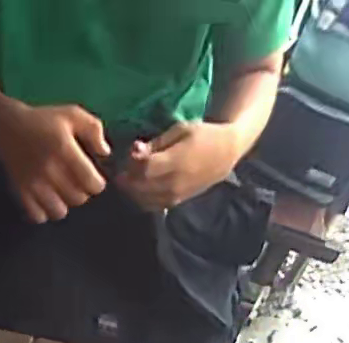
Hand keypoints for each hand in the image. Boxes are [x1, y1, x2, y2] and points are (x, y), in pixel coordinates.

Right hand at [0, 103, 110, 222]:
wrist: (8, 128)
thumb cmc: (44, 121)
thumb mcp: (72, 115)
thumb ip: (93, 129)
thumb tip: (105, 152)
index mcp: (64, 149)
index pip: (90, 182)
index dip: (97, 184)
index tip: (94, 179)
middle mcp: (50, 170)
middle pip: (77, 199)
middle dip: (82, 193)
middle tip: (77, 184)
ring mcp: (34, 185)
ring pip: (59, 211)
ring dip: (64, 204)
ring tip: (61, 193)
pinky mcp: (22, 194)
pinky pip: (38, 216)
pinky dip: (44, 212)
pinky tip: (46, 201)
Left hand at [115, 122, 241, 209]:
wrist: (224, 155)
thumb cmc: (202, 136)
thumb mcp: (180, 130)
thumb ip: (156, 143)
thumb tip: (135, 150)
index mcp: (175, 162)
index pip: (143, 169)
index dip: (130, 163)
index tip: (129, 154)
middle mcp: (173, 183)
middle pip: (139, 187)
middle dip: (127, 179)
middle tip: (123, 169)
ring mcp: (173, 196)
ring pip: (141, 200)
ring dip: (131, 191)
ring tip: (131, 178)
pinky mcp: (174, 204)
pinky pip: (150, 206)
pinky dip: (140, 199)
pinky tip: (140, 188)